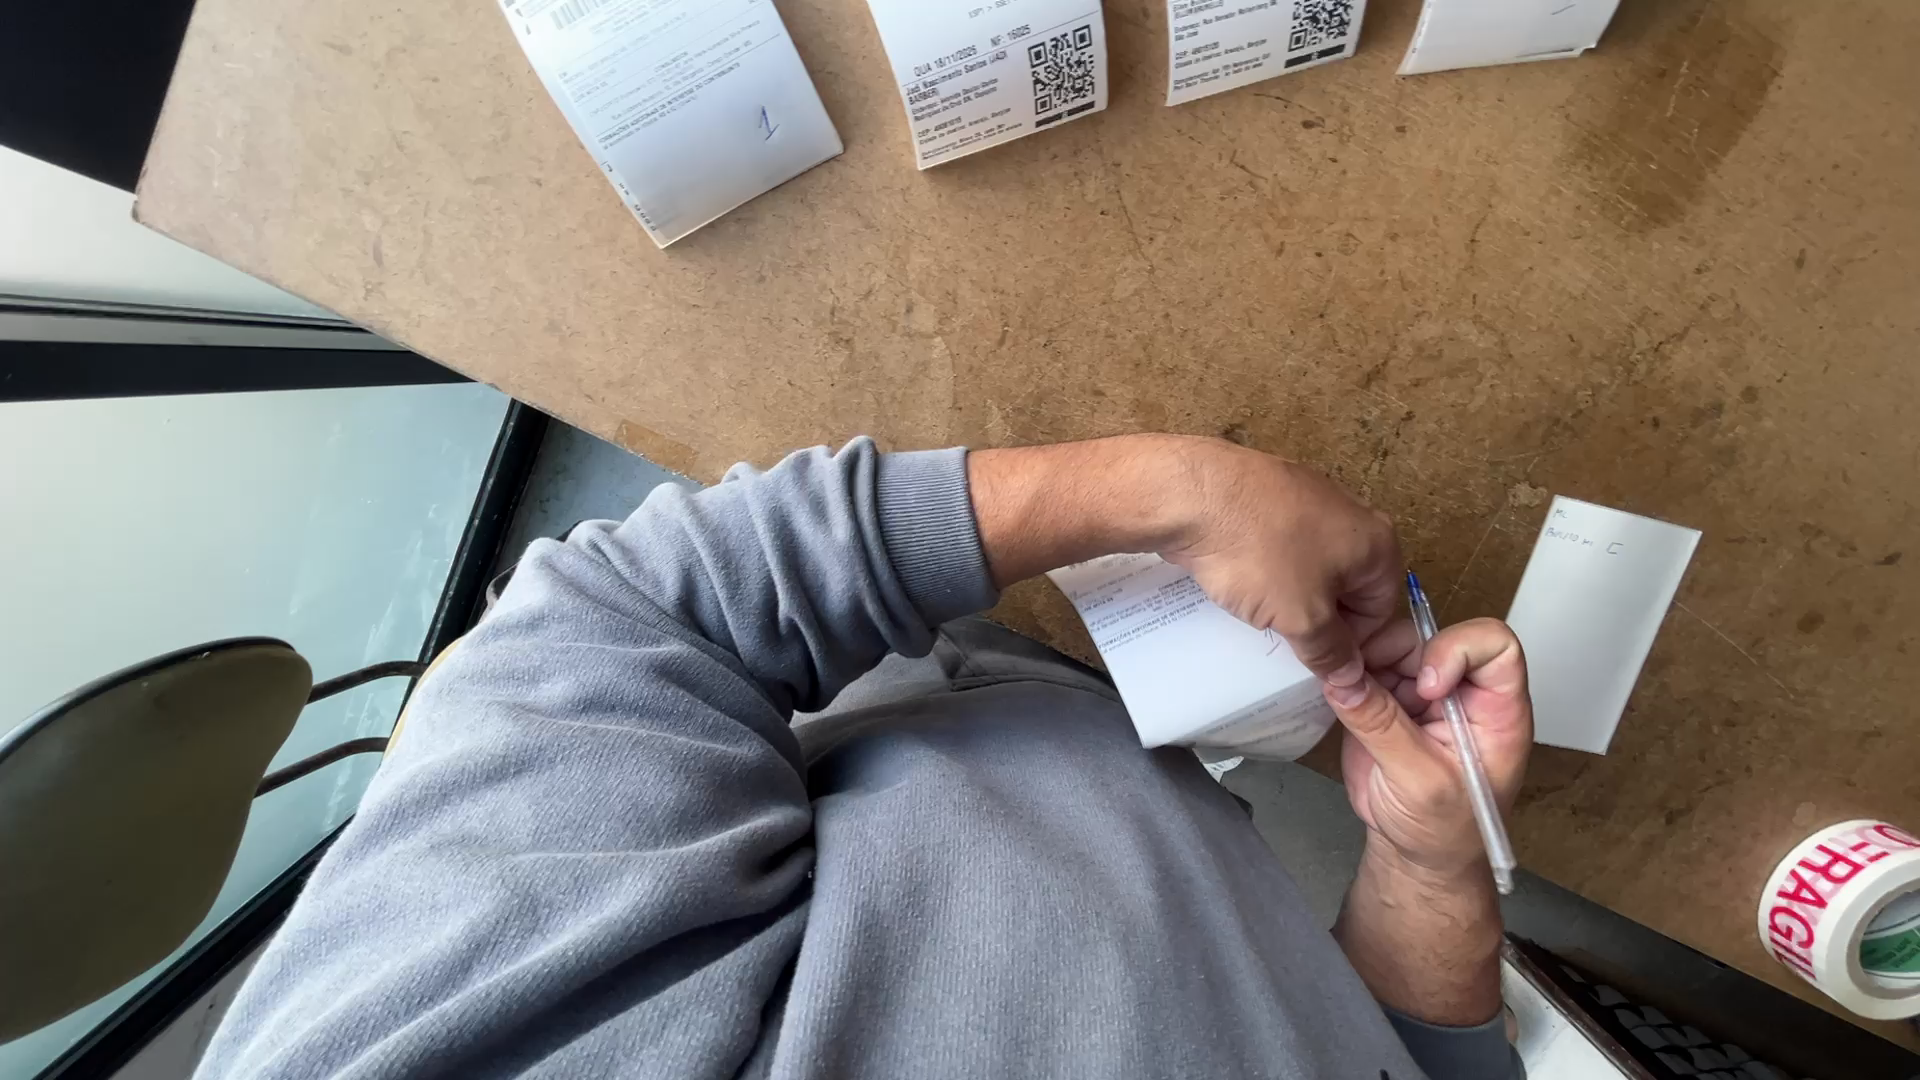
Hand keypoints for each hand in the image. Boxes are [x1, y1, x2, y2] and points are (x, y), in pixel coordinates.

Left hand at [969, 435, 1400, 685]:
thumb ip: (1332, 653)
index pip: (1388, 612)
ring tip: (1260, 638)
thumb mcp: (1300, 616)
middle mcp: (1337, 509)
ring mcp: (1287, 495)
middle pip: (1346, 587)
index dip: (1367, 657)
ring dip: (1288, 605)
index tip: (1336, 688)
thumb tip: (1351, 680)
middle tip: (1296, 668)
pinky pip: (1262, 548)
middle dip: (1327, 630)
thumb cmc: (1246, 548)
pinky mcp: (1239, 493)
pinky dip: (1255, 578)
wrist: (1169, 487)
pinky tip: (1230, 598)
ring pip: (1301, 568)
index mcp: (1370, 537)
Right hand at [1325, 617, 1531, 879]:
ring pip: (1386, 646)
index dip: (1456, 651)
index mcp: (1493, 709)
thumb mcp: (1420, 781)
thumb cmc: (1443, 827)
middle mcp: (1457, 690)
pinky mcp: (1380, 698)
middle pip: (1426, 638)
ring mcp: (1416, 692)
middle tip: (1357, 679)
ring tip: (1338, 686)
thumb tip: (1340, 680)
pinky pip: (1360, 666)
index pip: (1494, 647)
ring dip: (1358, 659)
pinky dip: (1341, 670)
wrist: (1413, 850)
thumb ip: (1382, 727)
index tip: (1425, 688)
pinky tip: (1329, 686)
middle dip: (1388, 652)